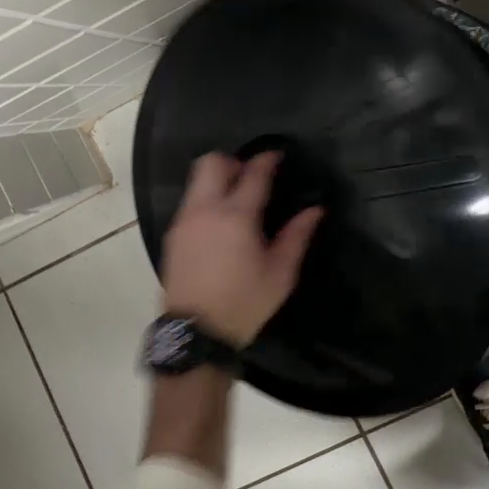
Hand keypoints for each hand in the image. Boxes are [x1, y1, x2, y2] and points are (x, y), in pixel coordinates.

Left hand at [160, 152, 323, 347]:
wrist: (195, 333)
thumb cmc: (244, 304)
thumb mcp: (280, 275)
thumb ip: (297, 237)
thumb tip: (316, 210)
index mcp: (237, 216)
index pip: (253, 174)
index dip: (267, 160)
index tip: (277, 156)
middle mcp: (206, 209)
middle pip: (212, 162)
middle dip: (233, 161)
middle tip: (251, 176)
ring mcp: (185, 219)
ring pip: (196, 178)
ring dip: (216, 177)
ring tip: (235, 197)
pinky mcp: (173, 232)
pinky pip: (189, 200)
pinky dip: (204, 197)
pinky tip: (218, 219)